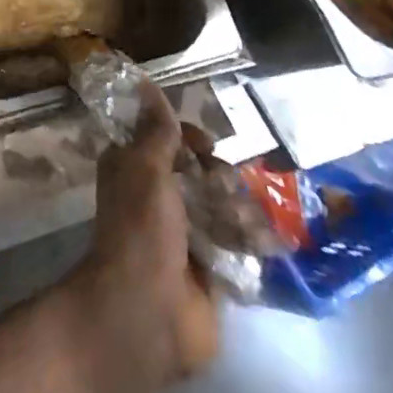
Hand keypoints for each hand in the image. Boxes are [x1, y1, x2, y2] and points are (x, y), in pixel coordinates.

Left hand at [62, 80, 219, 392]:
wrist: (147, 310)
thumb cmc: (141, 229)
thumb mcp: (145, 168)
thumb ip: (153, 129)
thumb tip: (143, 81)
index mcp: (133, 169)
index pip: (165, 138)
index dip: (187, 137)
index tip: (205, 144)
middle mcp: (157, 197)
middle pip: (200, 170)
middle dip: (219, 175)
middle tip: (223, 186)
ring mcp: (184, 233)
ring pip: (222, 204)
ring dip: (237, 208)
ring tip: (240, 222)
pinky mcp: (210, 266)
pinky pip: (236, 242)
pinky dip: (248, 240)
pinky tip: (258, 242)